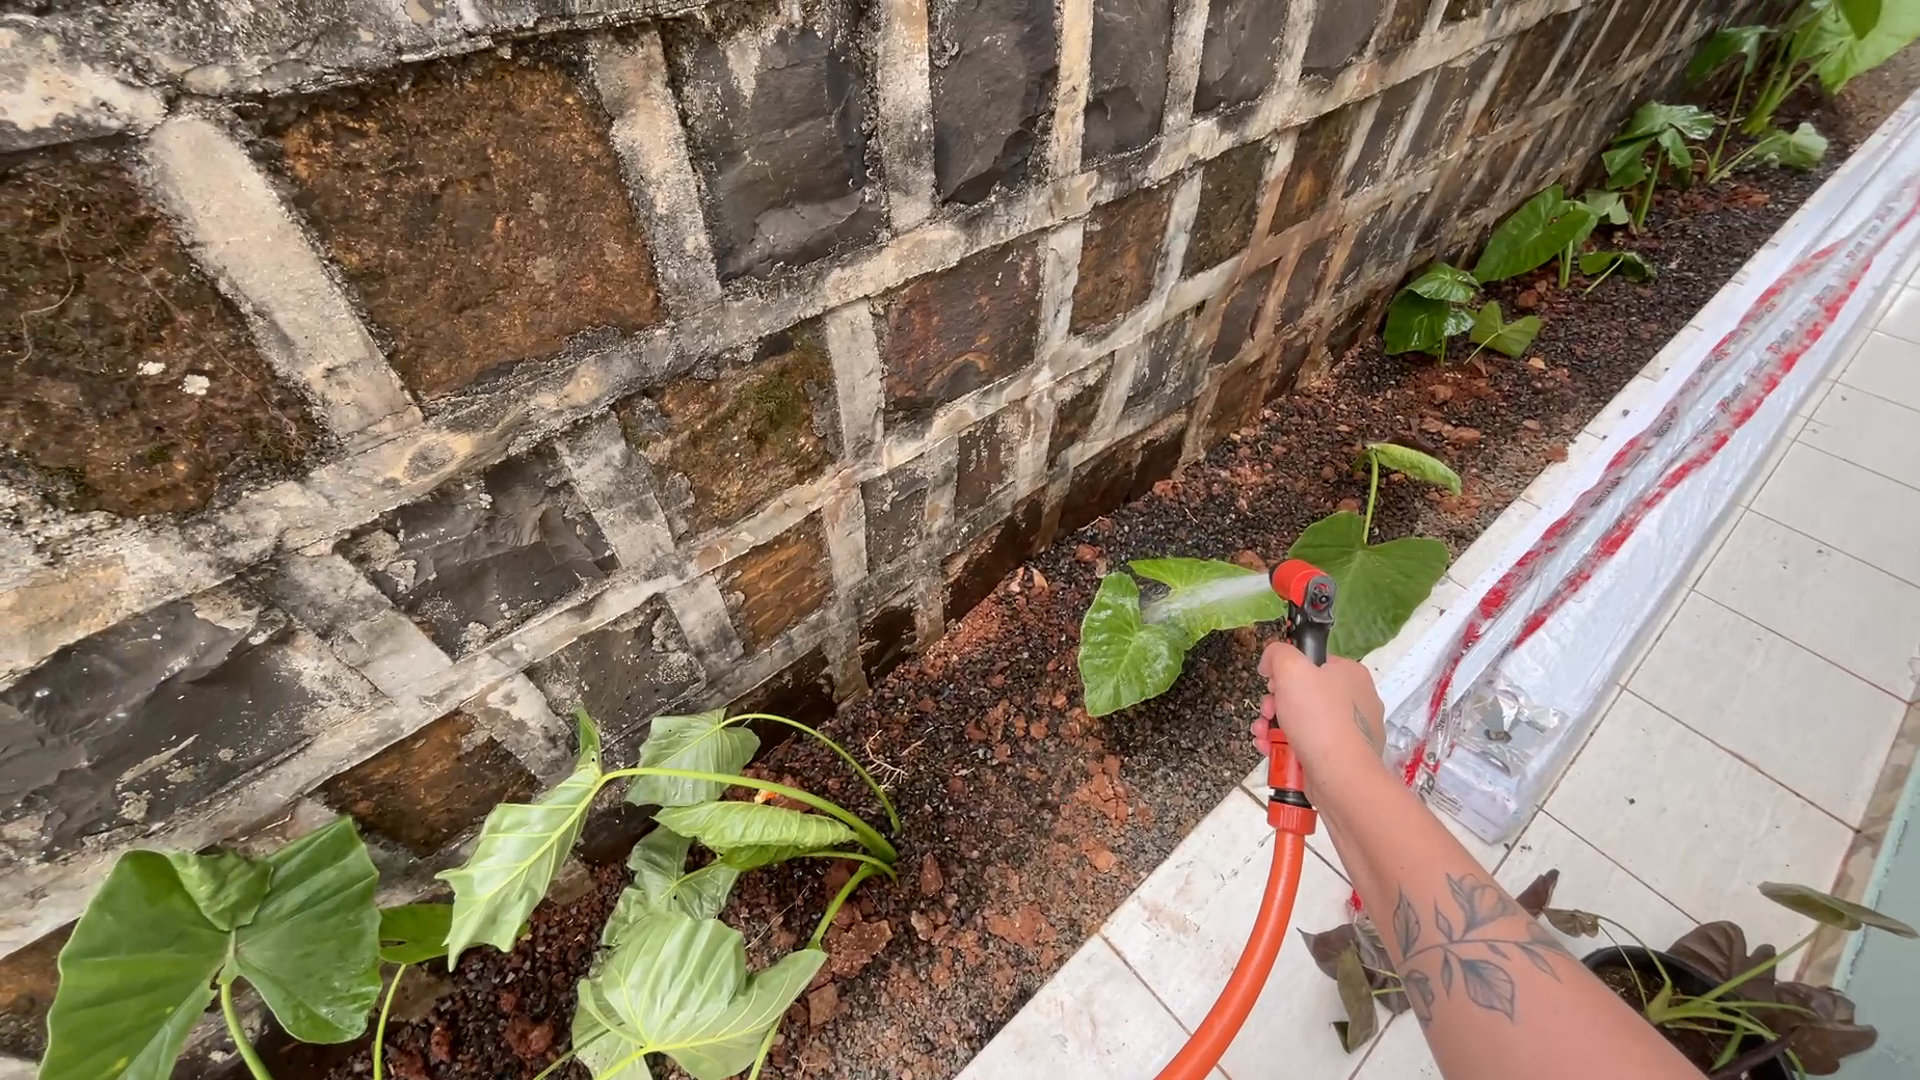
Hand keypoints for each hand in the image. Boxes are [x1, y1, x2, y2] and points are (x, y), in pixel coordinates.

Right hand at [1251, 642, 1386, 773]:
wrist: (1340, 776)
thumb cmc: (1318, 719)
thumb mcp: (1291, 669)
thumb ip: (1277, 653)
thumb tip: (1270, 663)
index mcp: (1351, 675)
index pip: (1312, 663)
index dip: (1286, 672)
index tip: (1272, 685)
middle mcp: (1356, 700)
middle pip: (1302, 693)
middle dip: (1275, 704)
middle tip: (1267, 713)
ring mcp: (1352, 731)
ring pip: (1302, 720)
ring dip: (1273, 726)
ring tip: (1263, 735)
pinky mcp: (1343, 756)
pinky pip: (1309, 744)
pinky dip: (1286, 746)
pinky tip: (1271, 750)